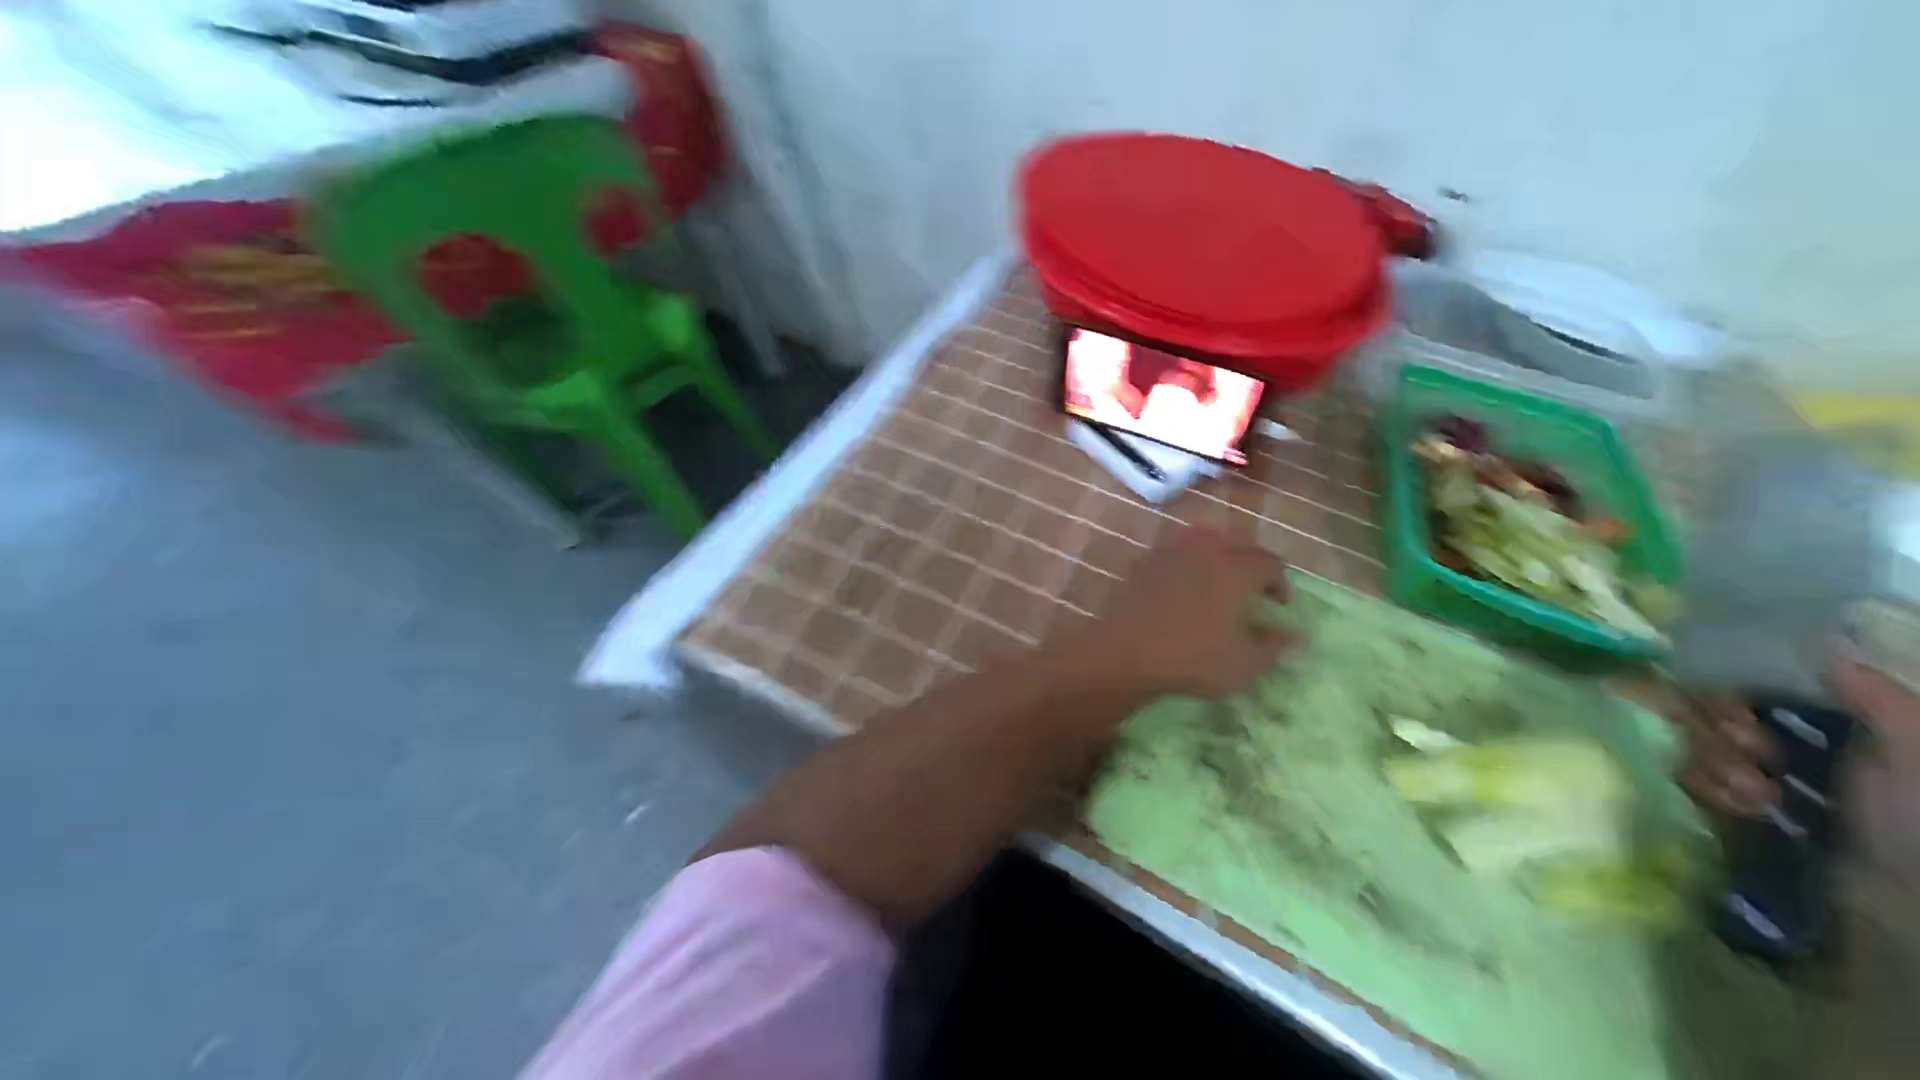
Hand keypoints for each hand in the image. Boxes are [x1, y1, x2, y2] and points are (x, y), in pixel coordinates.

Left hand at [1065, 524, 1294, 701]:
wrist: (1128, 652)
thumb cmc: (1194, 658)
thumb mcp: (1245, 663)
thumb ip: (1274, 647)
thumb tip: (1291, 635)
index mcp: (1238, 568)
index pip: (1270, 563)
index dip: (1279, 583)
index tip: (1278, 605)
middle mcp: (1206, 549)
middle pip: (1238, 541)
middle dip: (1251, 561)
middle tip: (1251, 587)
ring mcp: (1171, 551)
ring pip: (1203, 538)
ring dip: (1217, 553)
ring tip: (1218, 578)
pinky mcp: (1144, 562)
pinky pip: (1173, 550)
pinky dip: (1185, 560)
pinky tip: (1182, 584)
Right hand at [1682, 650, 1919, 889]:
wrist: (1901, 913)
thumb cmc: (1918, 824)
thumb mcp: (1917, 754)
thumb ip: (1877, 696)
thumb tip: (1825, 639)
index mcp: (1835, 725)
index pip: (1751, 683)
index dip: (1733, 692)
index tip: (1743, 714)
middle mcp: (1787, 742)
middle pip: (1710, 711)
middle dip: (1721, 733)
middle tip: (1754, 755)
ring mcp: (1751, 776)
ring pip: (1693, 744)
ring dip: (1717, 767)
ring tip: (1759, 801)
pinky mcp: (1725, 807)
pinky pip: (1687, 780)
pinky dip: (1709, 792)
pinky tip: (1740, 811)